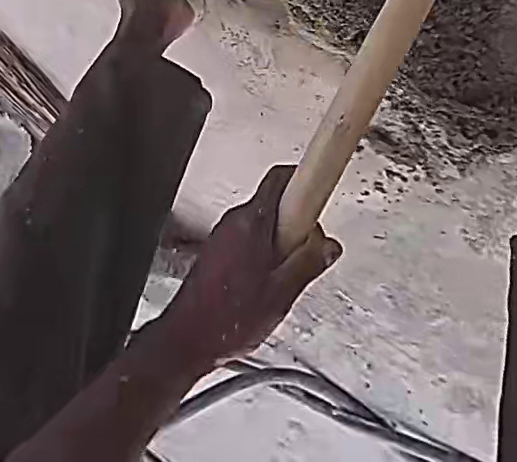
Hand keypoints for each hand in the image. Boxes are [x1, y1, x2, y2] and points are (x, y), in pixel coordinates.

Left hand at [156, 166, 340, 366]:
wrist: (187, 340)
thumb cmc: (227, 320)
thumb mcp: (281, 294)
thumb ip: (308, 264)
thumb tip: (329, 245)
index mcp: (253, 223)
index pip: (279, 178)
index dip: (302, 176)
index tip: (318, 182)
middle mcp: (235, 220)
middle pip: (275, 202)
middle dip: (296, 222)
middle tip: (305, 251)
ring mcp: (224, 233)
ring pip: (263, 222)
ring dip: (279, 240)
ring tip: (281, 277)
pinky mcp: (218, 248)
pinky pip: (249, 237)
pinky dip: (263, 251)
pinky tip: (264, 283)